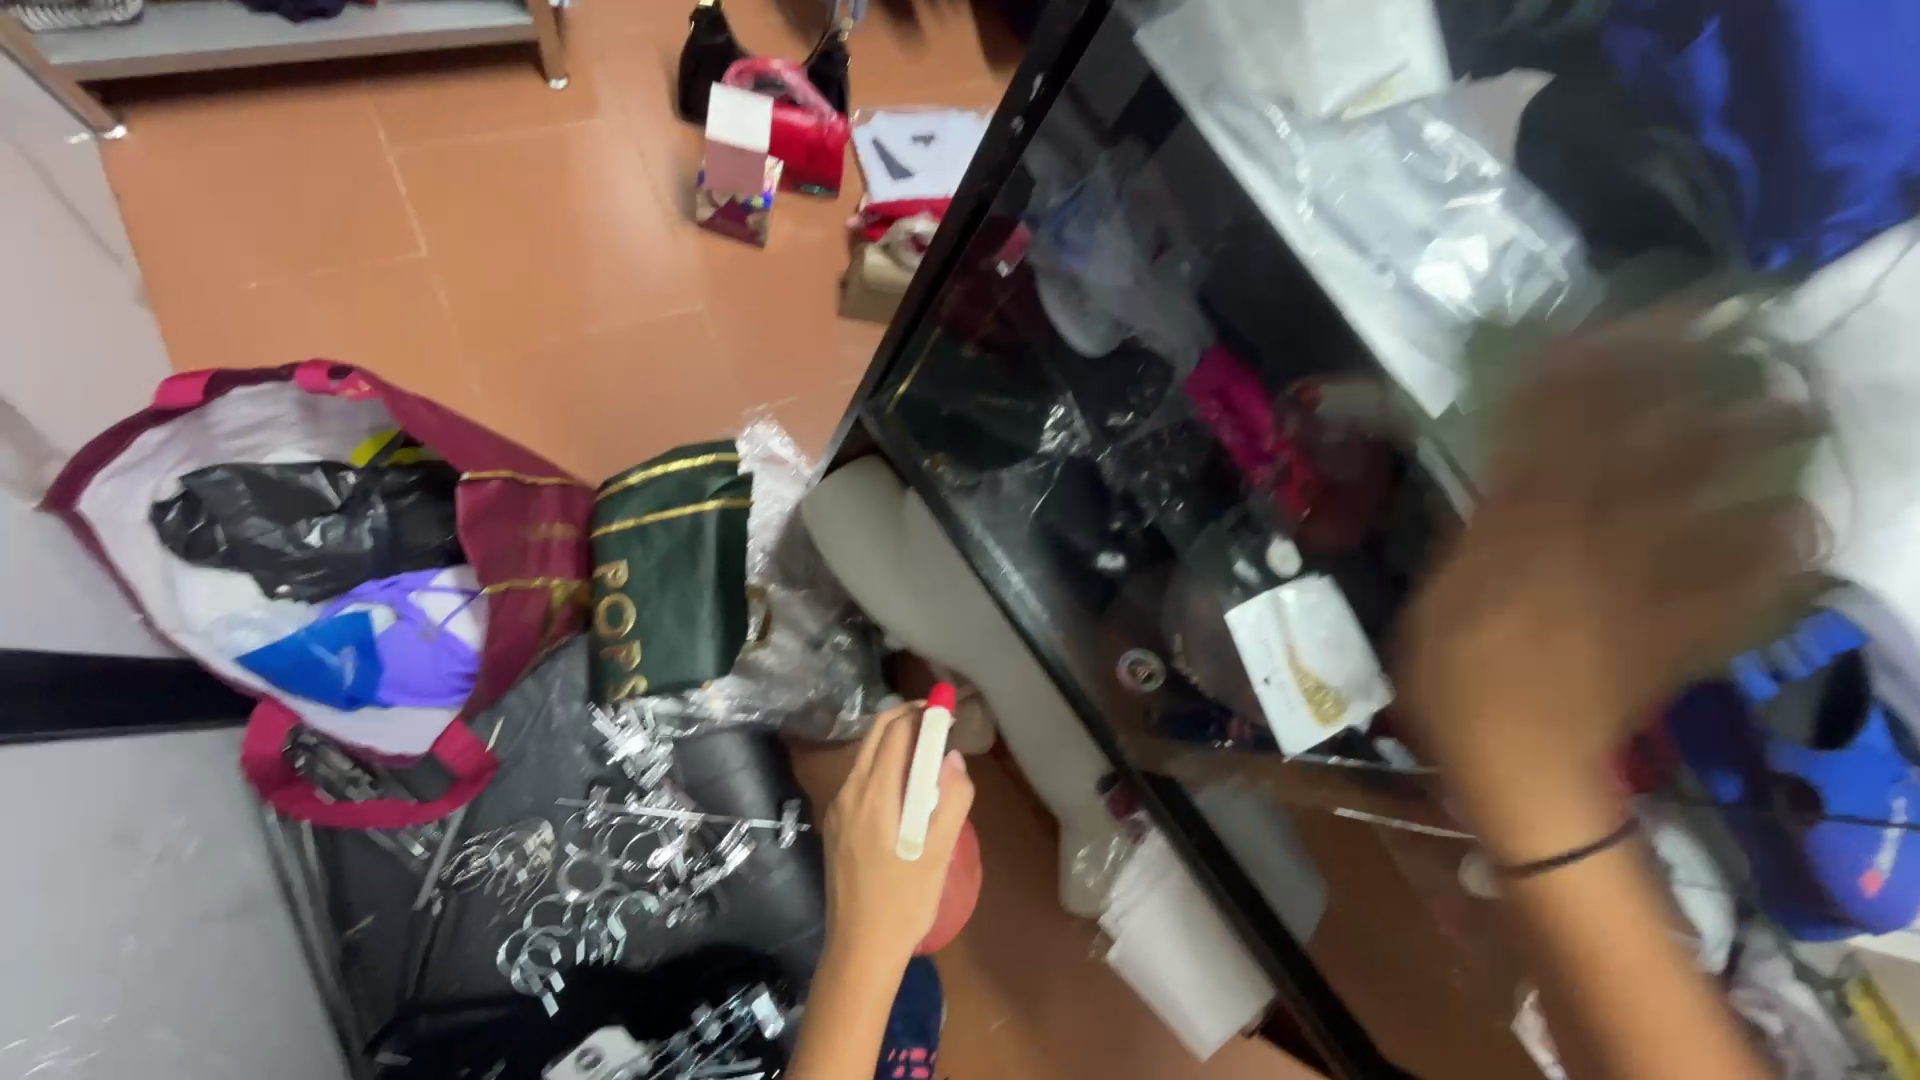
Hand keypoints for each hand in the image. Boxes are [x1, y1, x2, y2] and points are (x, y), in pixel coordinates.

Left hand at [820, 702, 975, 967]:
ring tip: (929, 756)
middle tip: (939, 724)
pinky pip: (861, 778)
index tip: (948, 711)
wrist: (859, 949)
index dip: (923, 714)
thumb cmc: (905, 901)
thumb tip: (952, 757)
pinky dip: (884, 766)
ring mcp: (838, 808)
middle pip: (875, 735)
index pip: (896, 731)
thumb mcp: (939, 851)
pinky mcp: (836, 825)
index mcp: (874, 794)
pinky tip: (906, 790)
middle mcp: (849, 792)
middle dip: (906, 719)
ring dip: (895, 742)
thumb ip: (951, 799)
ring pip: (866, 756)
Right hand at [1398, 316, 1820, 836]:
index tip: (1601, 321)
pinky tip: (1795, 513)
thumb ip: (1483, 526)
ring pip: (1710, 503)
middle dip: (1682, 387)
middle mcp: (1599, 551)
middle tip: (1717, 326)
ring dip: (1744, 448)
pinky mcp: (1688, 630)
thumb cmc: (1455, 677)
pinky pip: (1751, 582)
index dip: (1583, 374)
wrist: (1519, 763)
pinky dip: (1780, 544)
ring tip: (1777, 397)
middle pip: (1650, 454)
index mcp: (1526, 540)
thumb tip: (1511, 458)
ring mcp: (1654, 589)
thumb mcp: (1443, 592)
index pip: (1559, 438)